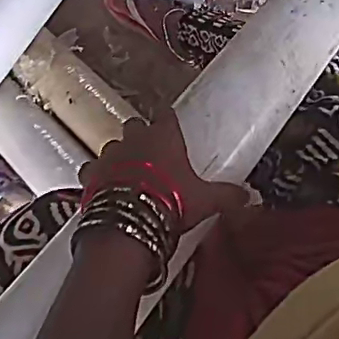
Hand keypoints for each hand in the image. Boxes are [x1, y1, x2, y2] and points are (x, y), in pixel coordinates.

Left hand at [80, 111, 247, 232]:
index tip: (170, 122)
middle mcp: (134, 139)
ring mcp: (109, 154)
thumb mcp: (206, 200)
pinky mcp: (90, 174)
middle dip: (140, 135)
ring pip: (112, 146)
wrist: (130, 223)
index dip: (168, 119)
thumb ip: (227, 195)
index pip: (166, 115)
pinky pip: (91, 170)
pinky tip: (101, 186)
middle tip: (150, 152)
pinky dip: (96, 176)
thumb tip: (249, 196)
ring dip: (118, 155)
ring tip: (127, 172)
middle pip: (135, 125)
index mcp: (163, 137)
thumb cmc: (171, 202)